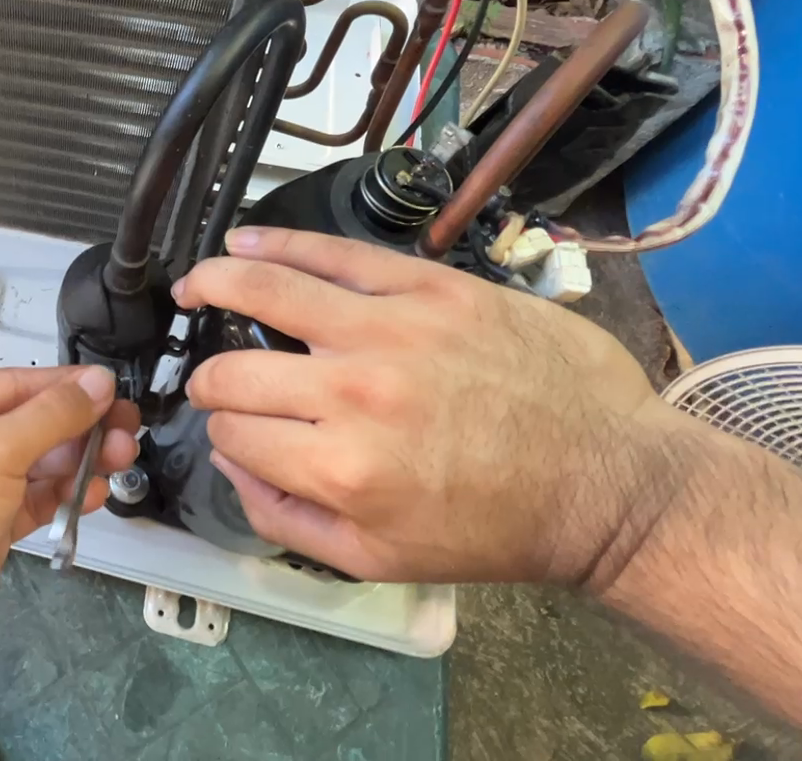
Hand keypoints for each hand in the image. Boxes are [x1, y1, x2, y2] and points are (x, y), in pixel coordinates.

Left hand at [0, 366, 138, 679]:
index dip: (65, 386)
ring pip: (34, 463)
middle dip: (77, 427)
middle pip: (27, 423)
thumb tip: (99, 382)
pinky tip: (93, 492)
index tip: (112, 389)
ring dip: (76, 461)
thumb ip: (51, 415)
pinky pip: (31, 500)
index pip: (12, 385)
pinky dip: (62, 495)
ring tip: (119, 459)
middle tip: (126, 431)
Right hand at [174, 226, 698, 590]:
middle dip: (209, 379)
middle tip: (215, 379)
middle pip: (233, 372)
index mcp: (340, 468)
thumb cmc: (492, 527)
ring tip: (193, 285)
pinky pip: (332, 252)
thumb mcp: (375, 560)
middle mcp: (353, 393)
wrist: (608, 480)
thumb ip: (281, 517)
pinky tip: (243, 241)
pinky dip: (276, 243)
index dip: (223, 434)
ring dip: (212, 284)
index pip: (232, 432)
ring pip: (265, 289)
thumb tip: (228, 457)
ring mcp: (390, 329)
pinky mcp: (427, 287)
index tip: (240, 432)